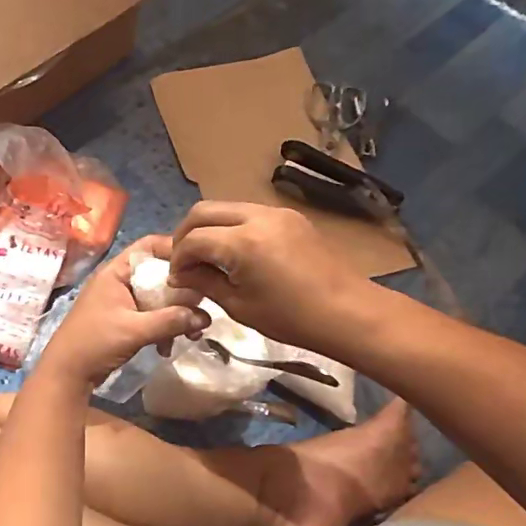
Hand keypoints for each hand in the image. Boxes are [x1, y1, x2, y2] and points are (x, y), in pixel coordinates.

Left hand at [39, 236, 210, 384]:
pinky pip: (151, 315)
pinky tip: (168, 347)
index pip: (149, 246)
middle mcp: (120, 281)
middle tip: (202, 309)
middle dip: (182, 292)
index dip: (175, 249)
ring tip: (193, 334)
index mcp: (116, 272)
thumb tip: (205, 316)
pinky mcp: (124, 320)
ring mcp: (121, 301)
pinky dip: (163, 328)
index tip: (202, 264)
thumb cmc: (94, 343)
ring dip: (176, 314)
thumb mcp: (135, 330)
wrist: (66, 373)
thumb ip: (170, 320)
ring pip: (158, 297)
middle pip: (159, 273)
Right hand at [168, 202, 374, 350]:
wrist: (350, 314)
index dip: (177, 259)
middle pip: (202, 211)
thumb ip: (204, 282)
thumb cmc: (291, 318)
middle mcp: (256, 217)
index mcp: (242, 242)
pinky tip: (234, 253)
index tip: (176, 279)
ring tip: (206, 257)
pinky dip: (230, 227)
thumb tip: (180, 275)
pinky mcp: (289, 217)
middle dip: (185, 234)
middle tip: (184, 261)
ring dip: (208, 228)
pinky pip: (247, 213)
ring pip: (225, 208)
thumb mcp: (238, 305)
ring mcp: (276, 213)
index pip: (192, 239)